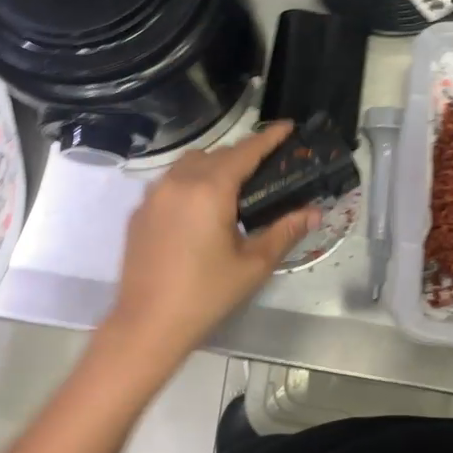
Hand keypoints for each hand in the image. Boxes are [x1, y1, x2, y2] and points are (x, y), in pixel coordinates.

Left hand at [95, 122, 317, 375]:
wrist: (147, 325)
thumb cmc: (206, 295)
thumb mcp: (253, 265)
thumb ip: (284, 232)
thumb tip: (313, 212)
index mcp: (210, 190)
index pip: (245, 151)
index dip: (269, 138)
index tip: (288, 128)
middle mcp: (178, 182)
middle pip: (216, 154)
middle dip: (242, 154)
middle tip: (266, 167)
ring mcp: (153, 195)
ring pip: (188, 164)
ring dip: (213, 166)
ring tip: (233, 187)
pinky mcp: (139, 212)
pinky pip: (169, 183)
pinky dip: (189, 183)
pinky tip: (201, 209)